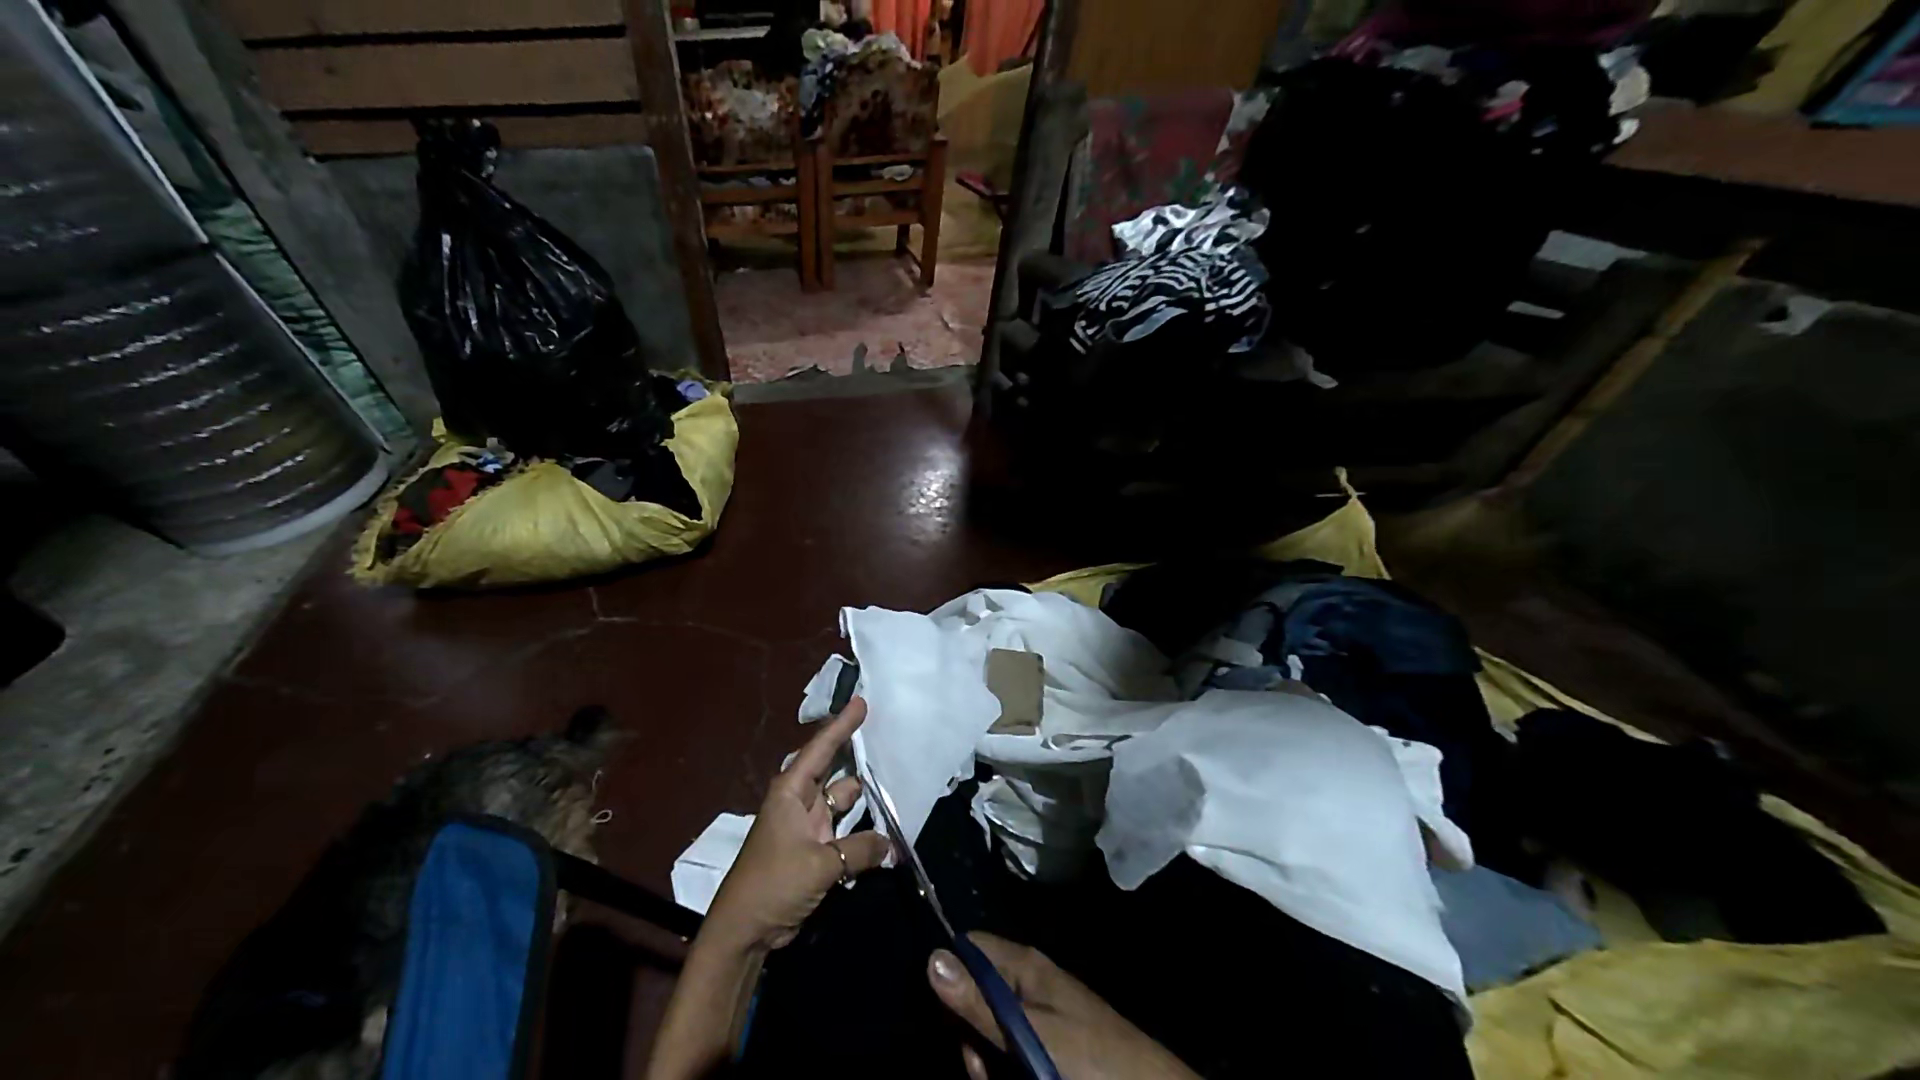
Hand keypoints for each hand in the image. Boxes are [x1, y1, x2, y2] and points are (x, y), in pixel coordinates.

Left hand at [704, 697, 890, 951]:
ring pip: (844, 802)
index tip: (861, 702)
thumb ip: (860, 849)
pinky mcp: (816, 852)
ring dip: (866, 798)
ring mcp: (809, 828)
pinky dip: (864, 830)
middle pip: (834, 770)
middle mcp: (800, 803)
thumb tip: (891, 844)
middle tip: (886, 735)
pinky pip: (846, 831)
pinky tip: (889, 828)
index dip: (841, 726)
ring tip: (898, 781)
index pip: (821, 749)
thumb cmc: (773, 883)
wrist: (744, 931)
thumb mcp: (820, 864)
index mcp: (791, 793)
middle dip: (857, 754)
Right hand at [928, 933, 1200, 1079]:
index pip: (969, 946)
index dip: (949, 975)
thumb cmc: (1091, 1056)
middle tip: (980, 1066)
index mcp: (1024, 963)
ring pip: (987, 1025)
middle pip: (973, 991)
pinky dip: (1002, 1065)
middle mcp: (1027, 979)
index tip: (946, 1016)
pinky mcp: (1045, 1039)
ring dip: (983, 1057)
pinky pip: (1008, 1045)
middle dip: (967, 1031)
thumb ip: (980, 1003)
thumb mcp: (1031, 1034)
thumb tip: (931, 958)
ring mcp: (1037, 1011)